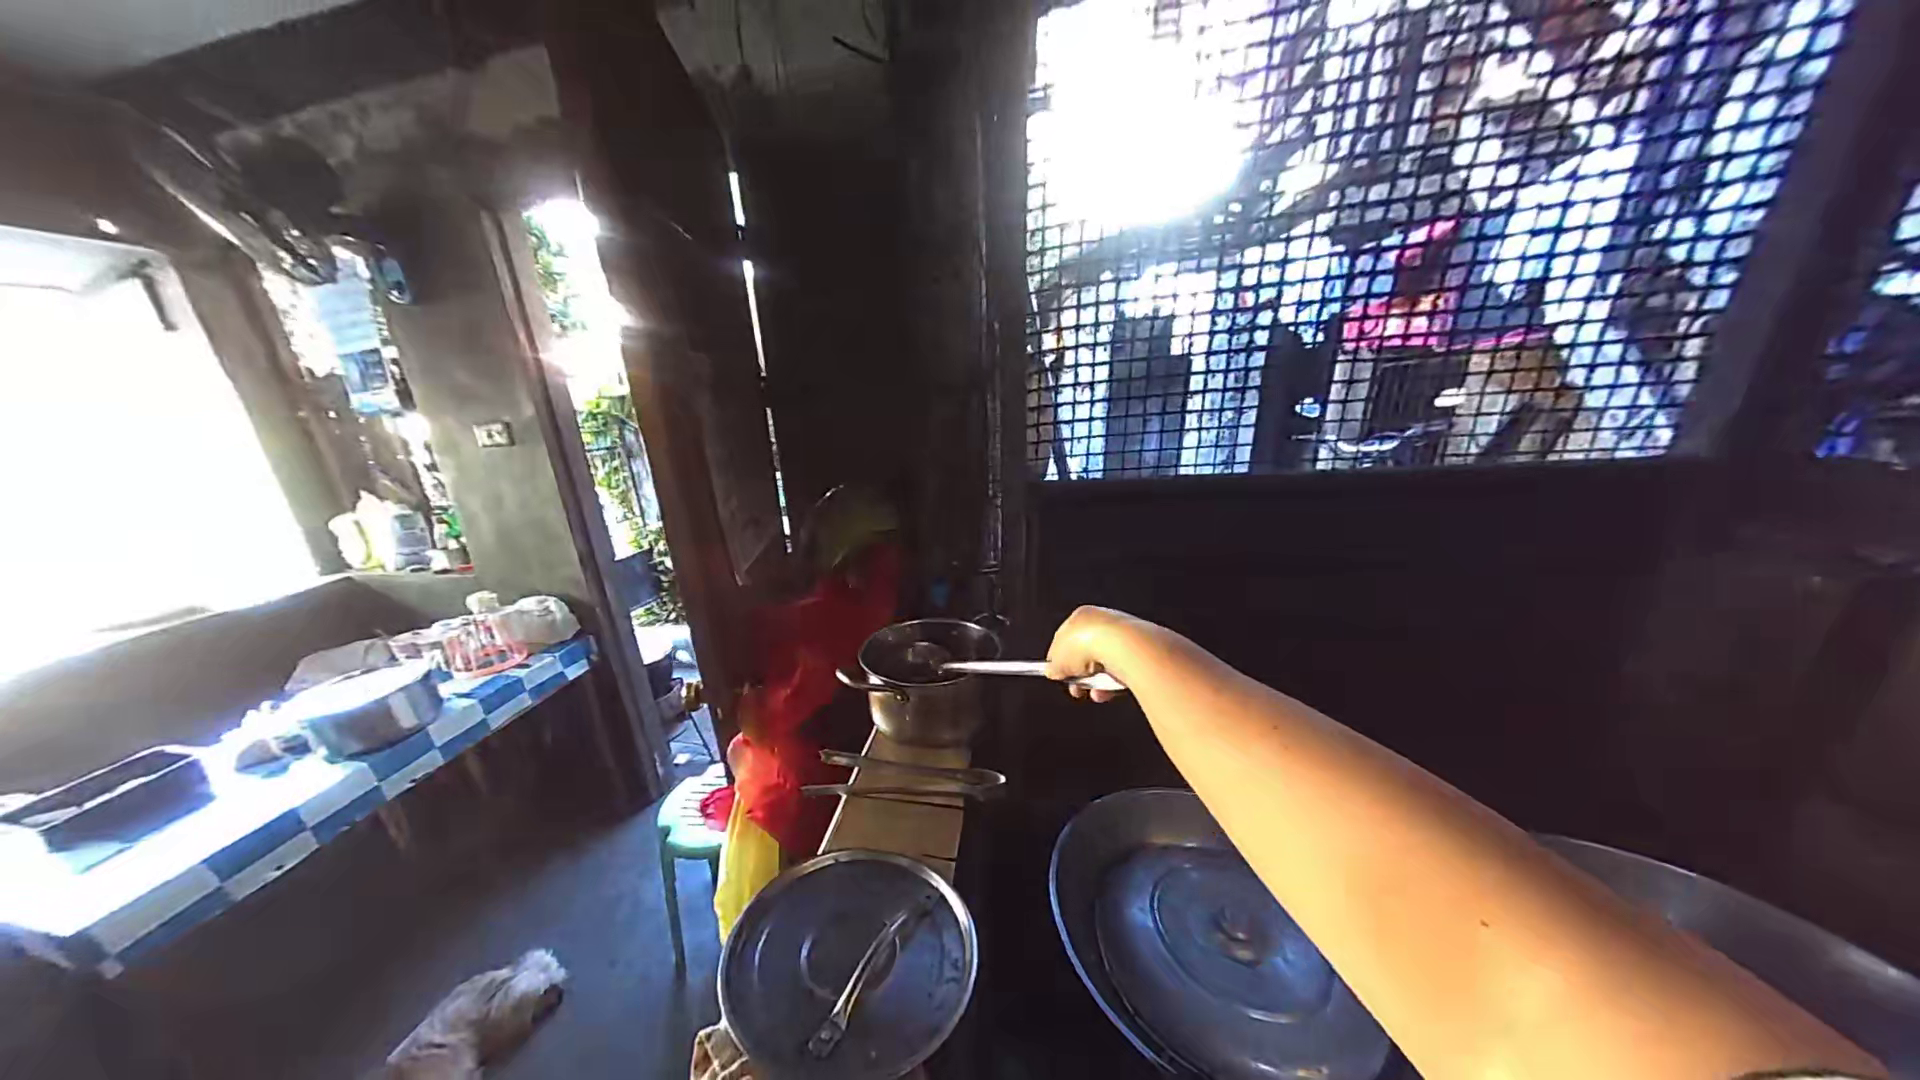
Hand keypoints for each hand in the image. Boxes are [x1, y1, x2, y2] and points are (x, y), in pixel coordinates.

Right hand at [1045, 605, 1150, 702]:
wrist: (1123, 646)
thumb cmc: (1088, 644)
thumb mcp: (1057, 662)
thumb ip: (1053, 667)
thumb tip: (1053, 671)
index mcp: (1080, 615)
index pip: (1066, 639)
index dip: (1061, 660)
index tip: (1059, 675)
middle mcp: (1103, 620)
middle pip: (1087, 653)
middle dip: (1081, 675)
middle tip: (1077, 688)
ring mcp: (1123, 634)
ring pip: (1106, 665)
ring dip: (1098, 682)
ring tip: (1096, 691)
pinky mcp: (1140, 650)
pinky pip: (1123, 671)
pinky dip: (1116, 682)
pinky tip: (1110, 689)